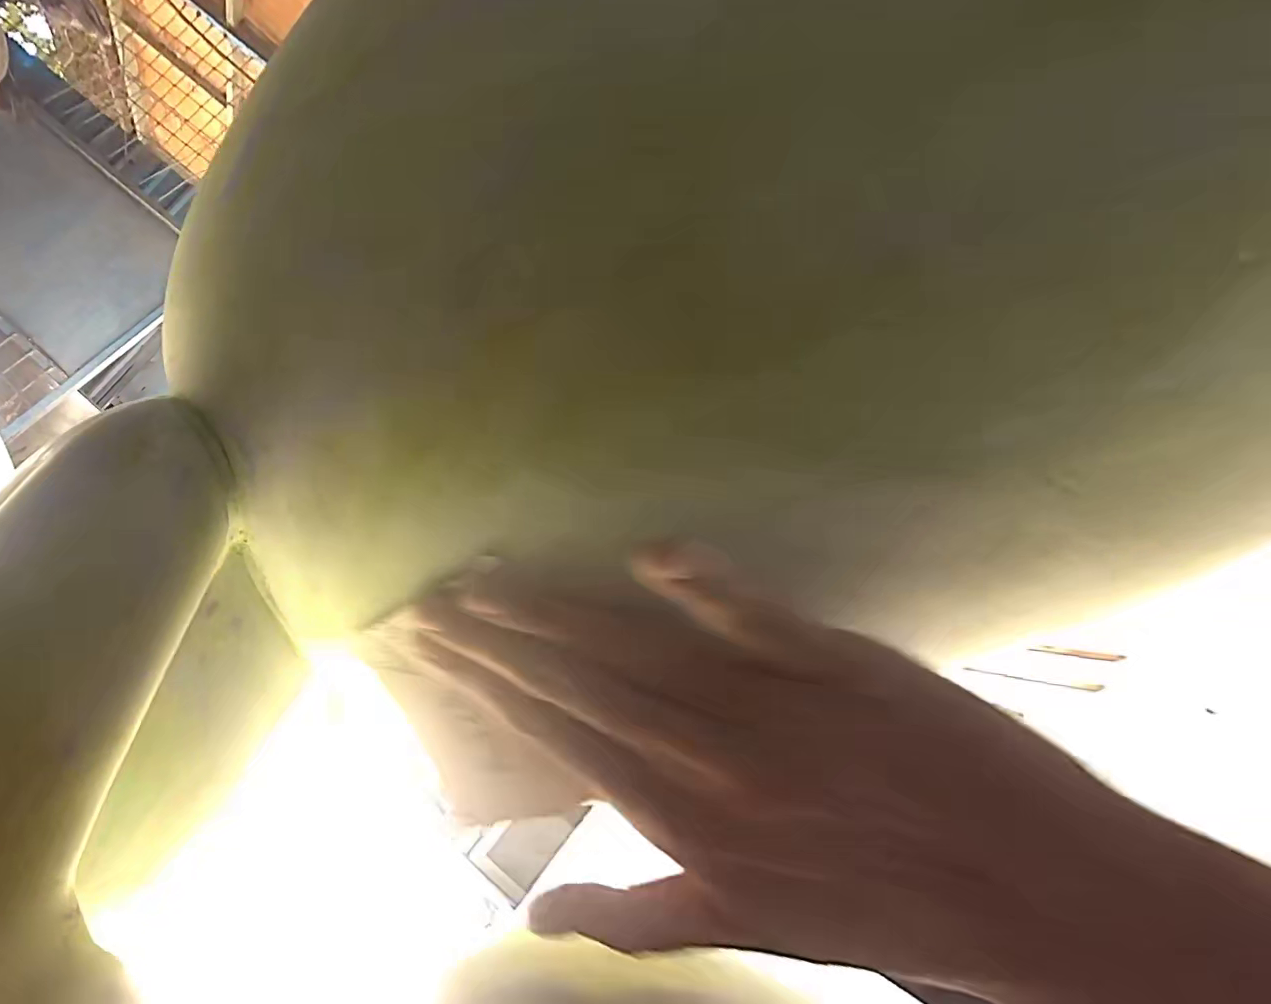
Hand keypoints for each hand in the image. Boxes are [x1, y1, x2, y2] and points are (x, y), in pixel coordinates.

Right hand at [403, 542, 1270, 1002]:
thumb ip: (635, 915)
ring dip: (546, 611)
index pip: (551, 730)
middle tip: (428, 602)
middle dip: (487, 639)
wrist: (1060, 898)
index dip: (482, 686)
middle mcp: (705, 759)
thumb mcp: (753, 932)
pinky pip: (756, 621)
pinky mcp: (834, 665)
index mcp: (678, 815)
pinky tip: (651, 555)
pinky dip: (704, 588)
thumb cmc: (884, 907)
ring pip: (628, 648)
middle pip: (570, 681)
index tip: (430, 648)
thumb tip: (531, 919)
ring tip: (481, 580)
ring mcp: (768, 708)